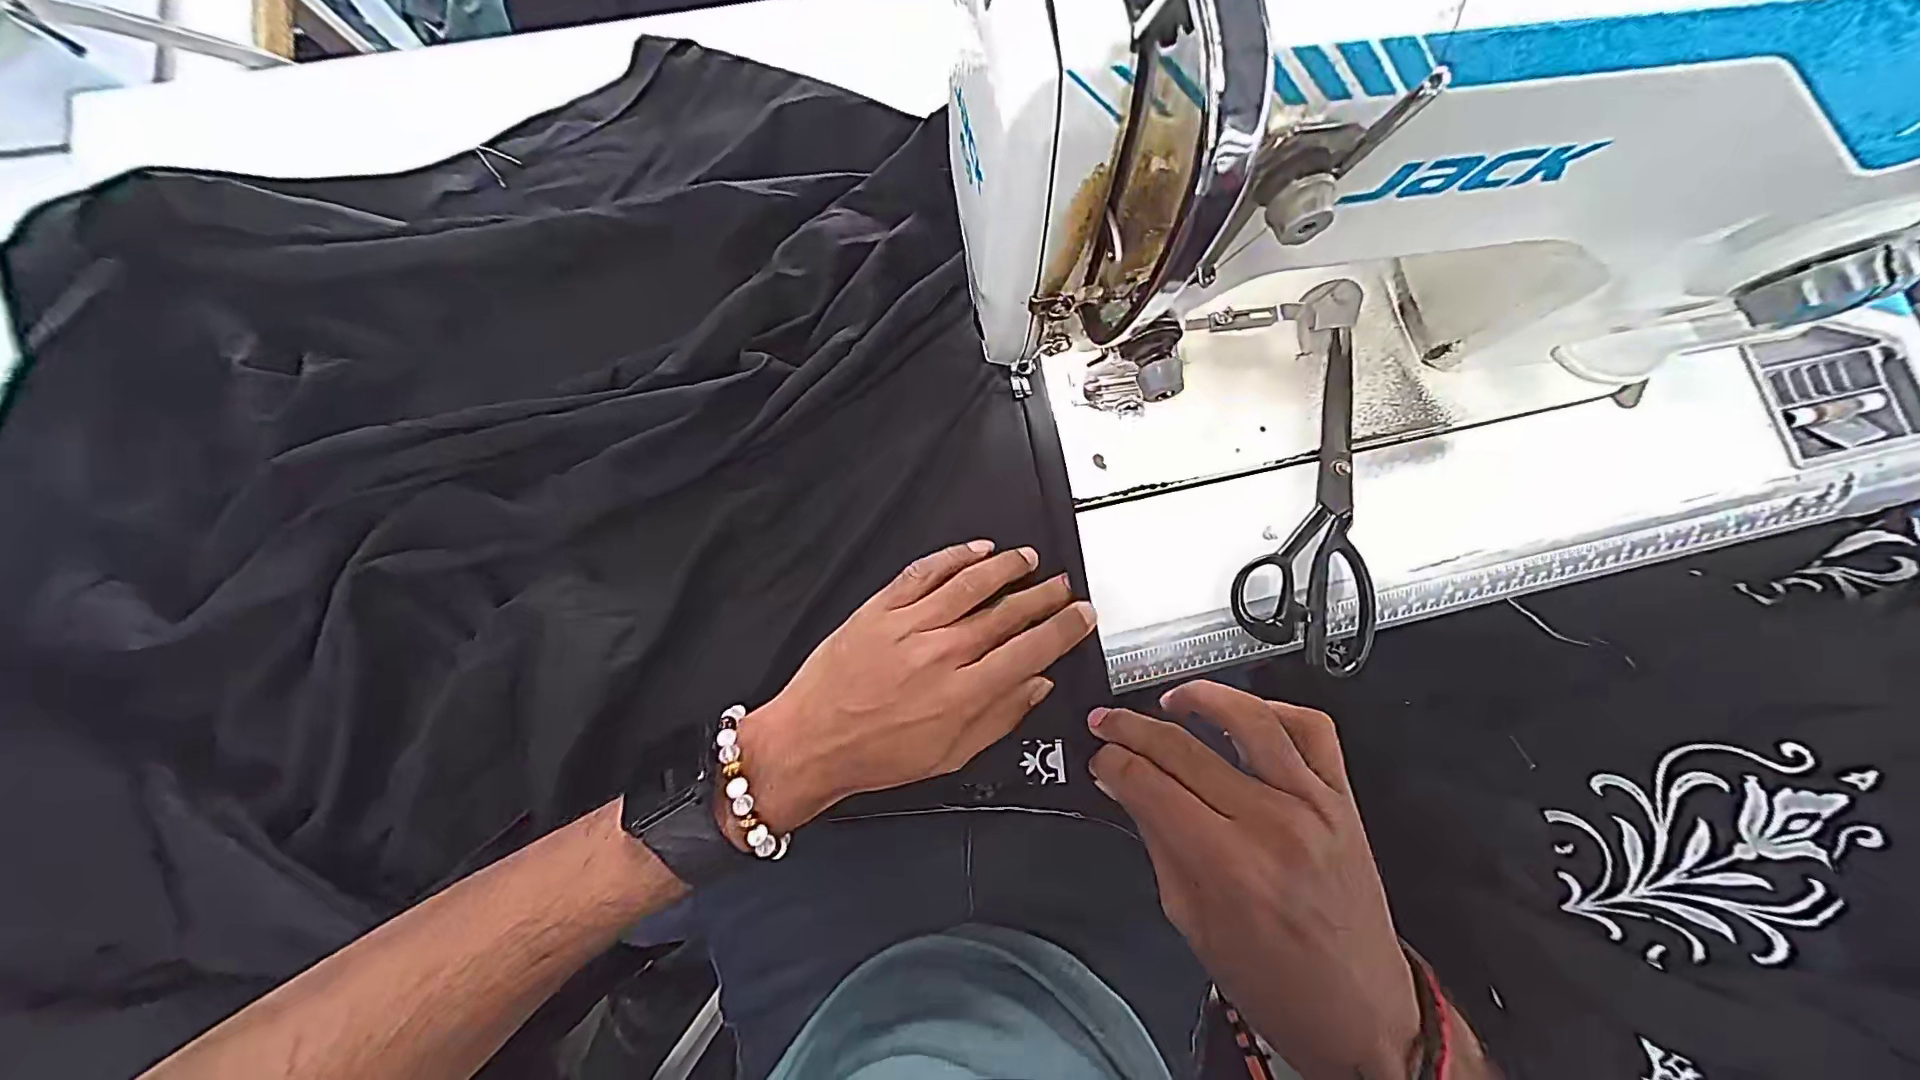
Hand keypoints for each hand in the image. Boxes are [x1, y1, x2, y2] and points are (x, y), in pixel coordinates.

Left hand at [738, 540, 1095, 834]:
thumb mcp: (949, 755)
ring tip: (1027, 560)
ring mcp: (908, 626)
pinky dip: (953, 557)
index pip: (1030, 650)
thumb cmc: (873, 753)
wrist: (810, 741)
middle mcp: (939, 653)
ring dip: (1006, 567)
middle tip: (1061, 586)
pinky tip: (974, 551)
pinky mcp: (880, 609)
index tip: (1080, 616)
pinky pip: (924, 573)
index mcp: (962, 693)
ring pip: (970, 584)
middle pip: (1007, 612)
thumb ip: (999, 717)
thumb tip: (1035, 687)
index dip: (1064, 629)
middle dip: (1043, 596)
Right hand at [1088, 681, 1418, 1079]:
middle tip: (1108, 722)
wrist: (1361, 1015)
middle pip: (1182, 747)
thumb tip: (1123, 784)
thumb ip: (1155, 839)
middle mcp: (1272, 825)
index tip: (1099, 756)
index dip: (1111, 761)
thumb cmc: (1275, 982)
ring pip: (1249, 718)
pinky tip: (1245, 713)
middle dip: (1130, 727)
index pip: (1147, 782)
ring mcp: (1314, 805)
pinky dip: (1273, 708)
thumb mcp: (1190, 918)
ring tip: (1171, 699)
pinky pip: (1312, 729)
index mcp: (1227, 866)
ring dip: (1199, 697)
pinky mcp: (1343, 800)